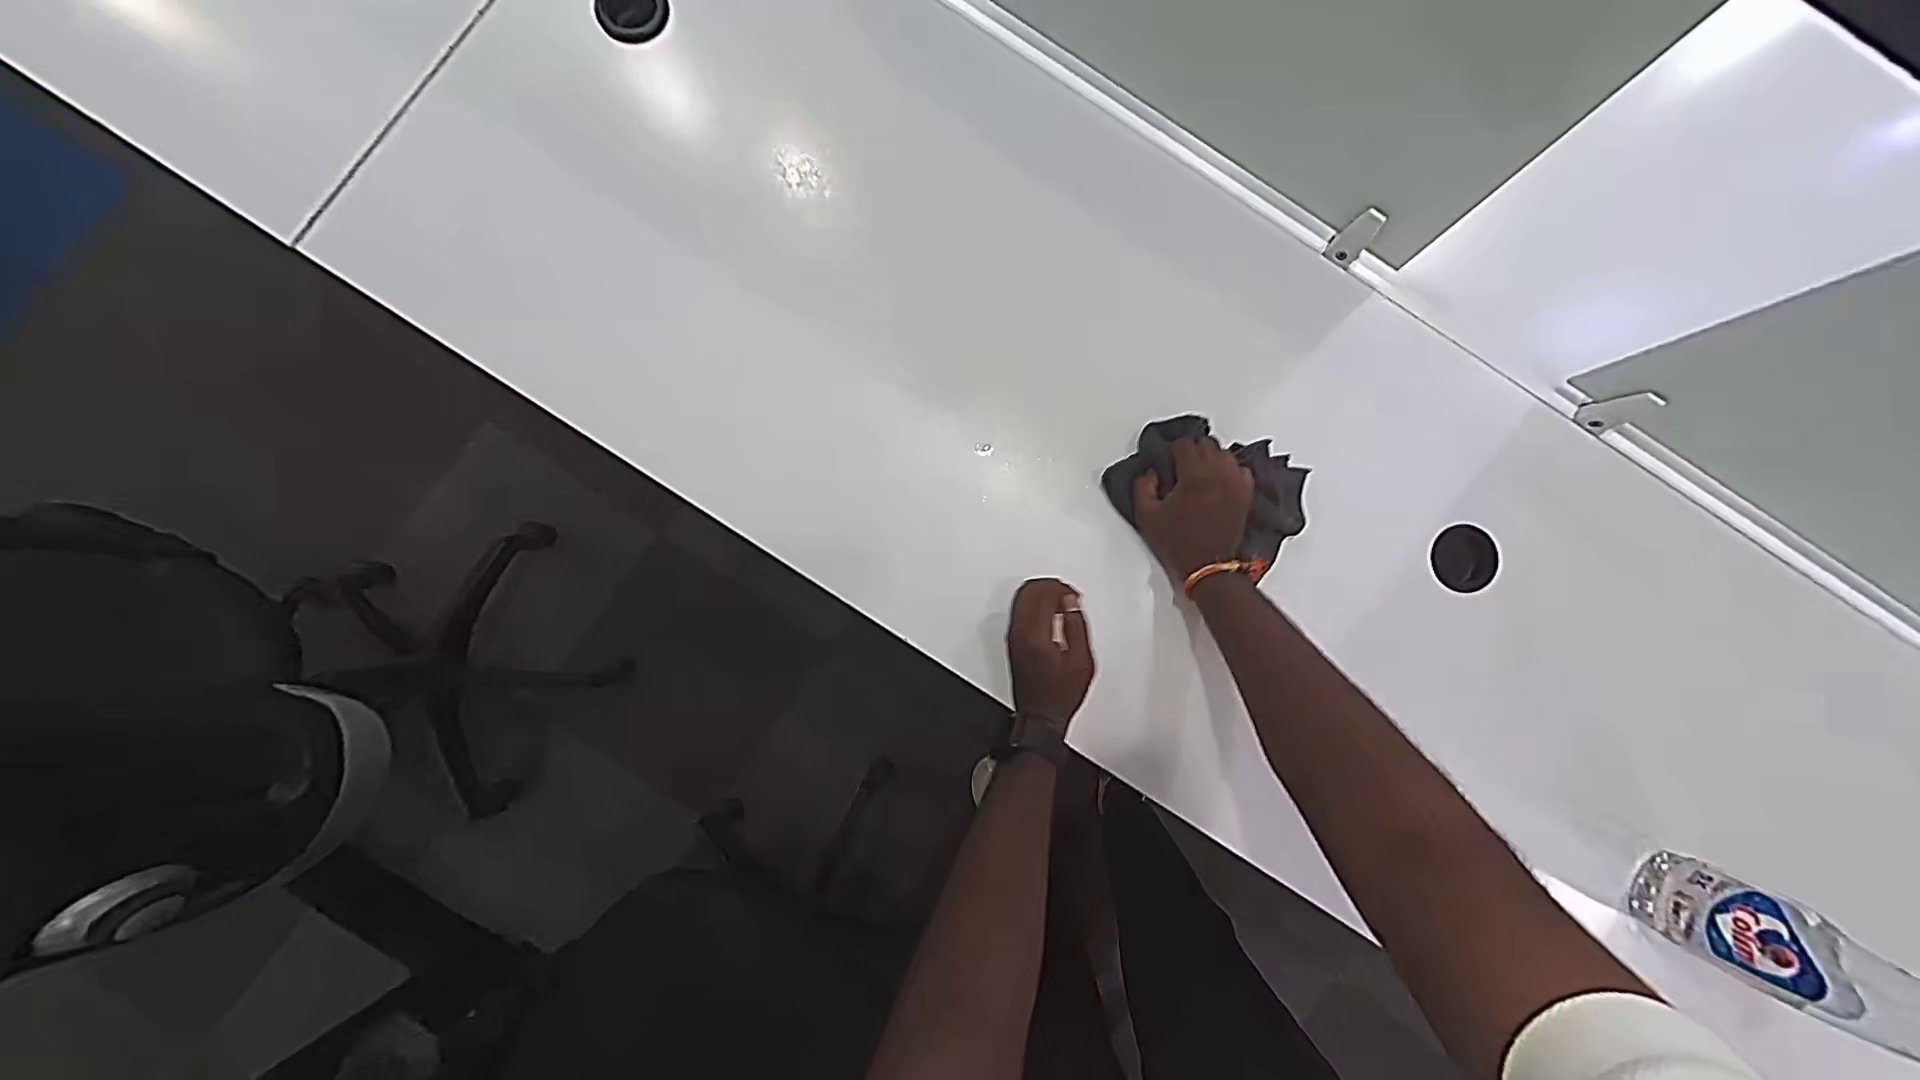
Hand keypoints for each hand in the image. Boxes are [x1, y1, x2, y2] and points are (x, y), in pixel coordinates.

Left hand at [1006, 578, 1094, 725]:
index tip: (1072, 593)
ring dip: (1042, 592)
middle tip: (1067, 593)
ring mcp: (1013, 636)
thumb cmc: (1060, 694)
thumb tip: (1070, 601)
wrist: (1041, 715)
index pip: (1042, 594)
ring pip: (1022, 597)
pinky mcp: (1012, 640)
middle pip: (1029, 591)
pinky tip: (1050, 610)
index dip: (1060, 587)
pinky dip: (1035, 602)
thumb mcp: (1082, 660)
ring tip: (1061, 600)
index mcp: (1036, 635)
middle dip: (1050, 586)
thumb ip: (1077, 625)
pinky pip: (1020, 609)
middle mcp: (1019, 632)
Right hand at [1132, 437, 1254, 580]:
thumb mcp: (1147, 516)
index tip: (1167, 459)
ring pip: (1225, 453)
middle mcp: (1218, 475)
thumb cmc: (1179, 544)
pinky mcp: (1245, 495)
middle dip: (1192, 451)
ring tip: (1199, 472)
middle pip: (1206, 444)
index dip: (1172, 449)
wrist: (1207, 567)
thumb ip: (1142, 487)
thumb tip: (1150, 473)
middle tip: (1180, 465)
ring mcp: (1235, 484)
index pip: (1185, 444)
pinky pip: (1240, 470)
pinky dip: (1229, 470)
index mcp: (1194, 477)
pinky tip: (1218, 480)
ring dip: (1211, 458)